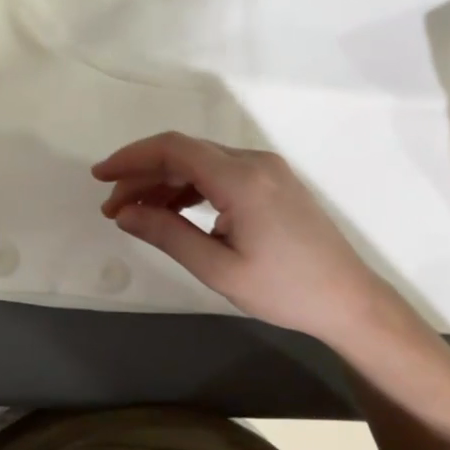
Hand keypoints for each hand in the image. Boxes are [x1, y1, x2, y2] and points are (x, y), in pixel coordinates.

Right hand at [92, 132, 394, 342]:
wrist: (349, 300)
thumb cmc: (284, 290)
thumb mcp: (218, 268)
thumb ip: (167, 235)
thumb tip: (124, 214)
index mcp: (241, 179)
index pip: (173, 149)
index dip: (131, 158)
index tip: (99, 177)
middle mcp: (254, 163)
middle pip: (184, 152)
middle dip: (142, 174)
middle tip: (112, 208)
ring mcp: (267, 170)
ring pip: (201, 162)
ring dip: (163, 182)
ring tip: (134, 213)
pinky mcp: (273, 183)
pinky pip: (220, 173)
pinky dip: (189, 187)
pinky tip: (171, 211)